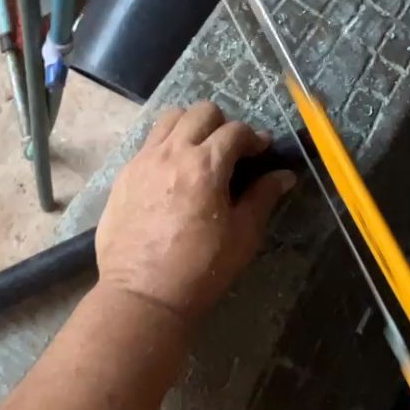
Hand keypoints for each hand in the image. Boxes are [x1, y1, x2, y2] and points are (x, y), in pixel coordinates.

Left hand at [95, 101, 296, 321]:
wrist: (140, 297)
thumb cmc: (199, 268)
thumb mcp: (242, 235)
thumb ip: (263, 197)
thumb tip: (285, 175)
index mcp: (206, 164)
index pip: (236, 130)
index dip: (254, 137)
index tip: (261, 151)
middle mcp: (173, 152)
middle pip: (202, 112)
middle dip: (222, 124)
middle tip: (228, 151)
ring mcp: (144, 159)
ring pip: (171, 117)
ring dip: (190, 126)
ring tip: (197, 152)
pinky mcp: (125, 173)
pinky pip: (149, 142)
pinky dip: (166, 145)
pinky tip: (172, 173)